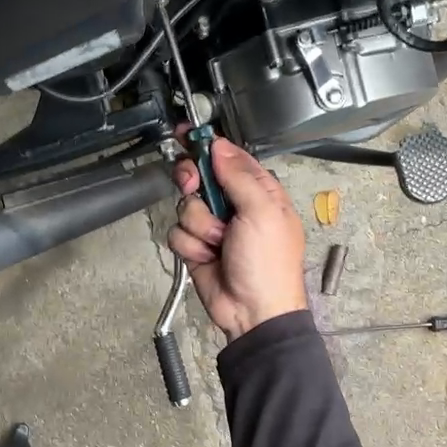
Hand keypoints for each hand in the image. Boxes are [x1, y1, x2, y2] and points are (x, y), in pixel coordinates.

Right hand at [167, 140, 307, 340]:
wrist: (254, 312)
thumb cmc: (269, 264)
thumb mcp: (262, 211)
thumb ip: (239, 176)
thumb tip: (219, 147)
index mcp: (258, 191)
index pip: (228, 156)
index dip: (206, 144)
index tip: (186, 134)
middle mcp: (234, 205)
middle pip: (198, 177)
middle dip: (193, 184)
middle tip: (193, 188)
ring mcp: (214, 227)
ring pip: (185, 206)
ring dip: (199, 226)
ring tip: (219, 243)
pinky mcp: (196, 247)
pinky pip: (177, 233)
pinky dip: (190, 246)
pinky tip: (208, 258)